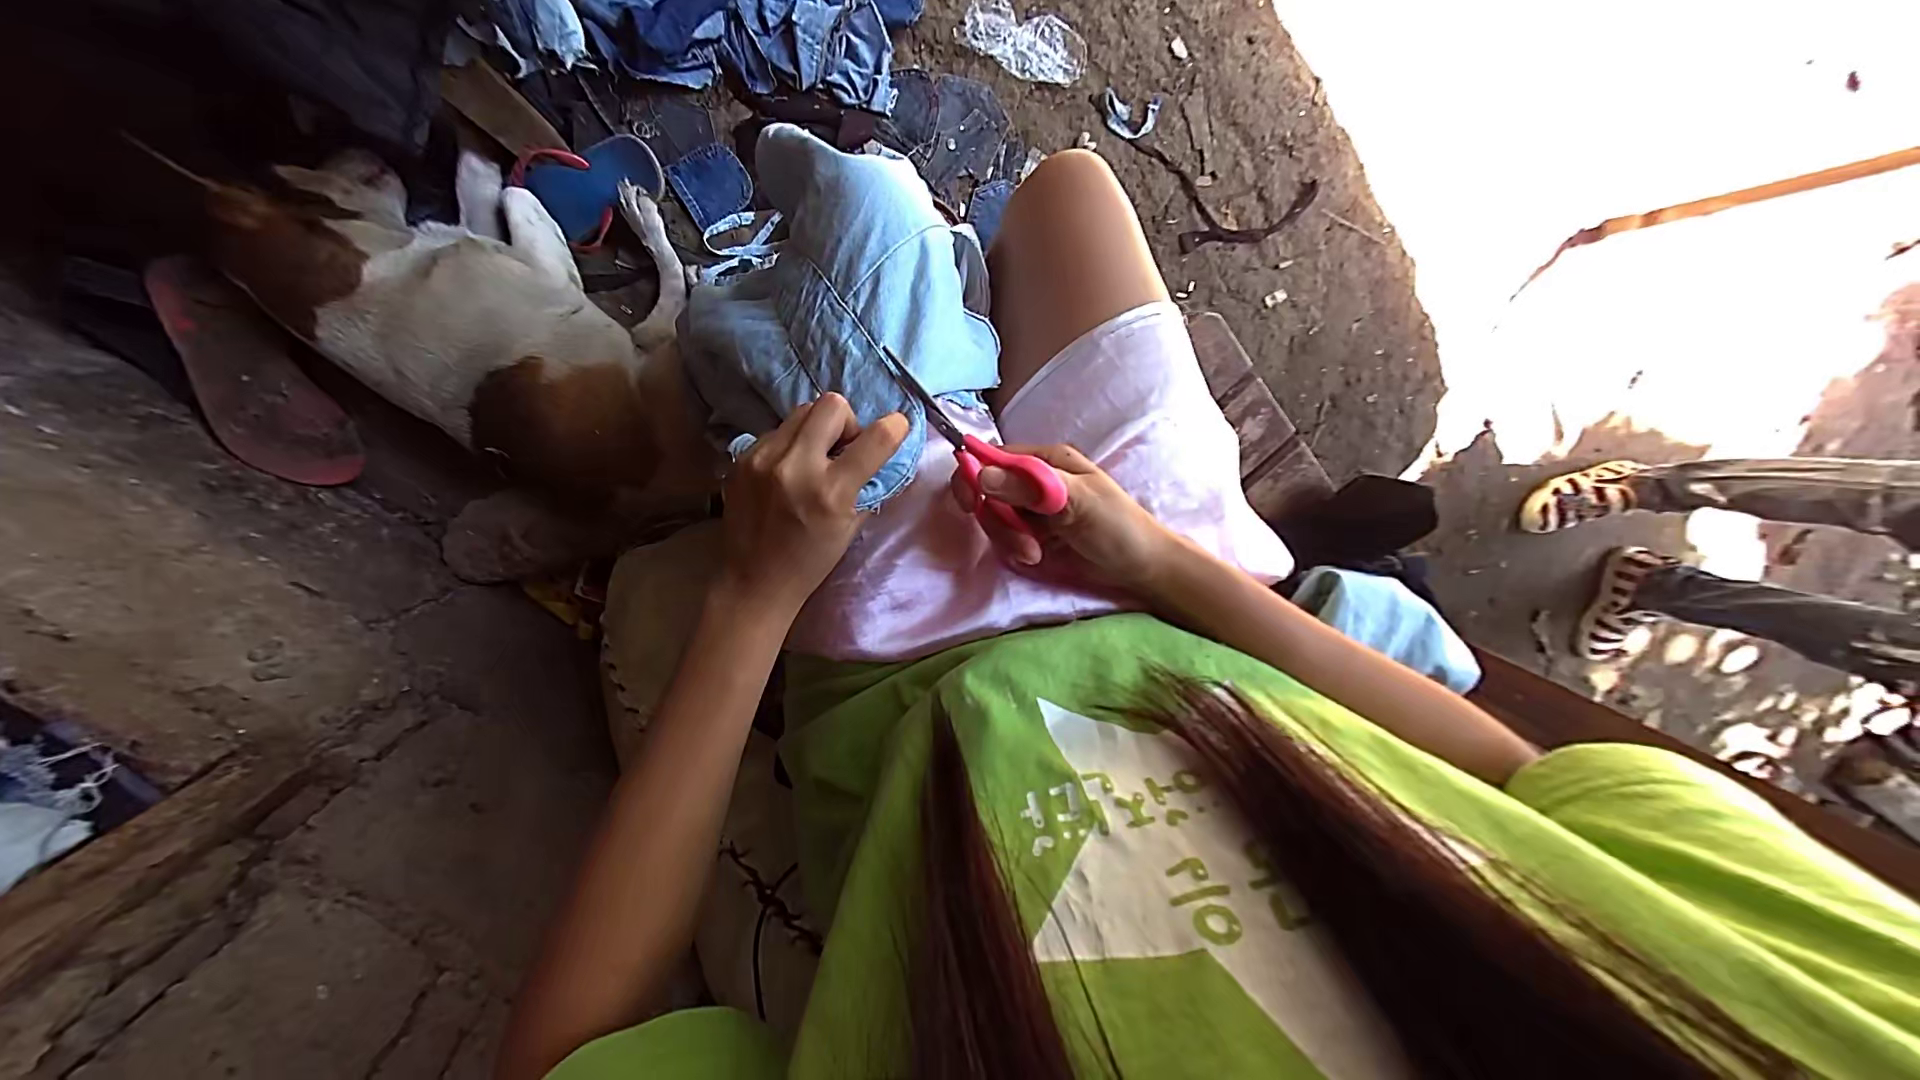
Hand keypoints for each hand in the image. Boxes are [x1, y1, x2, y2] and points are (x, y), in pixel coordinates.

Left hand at [718, 394, 907, 615]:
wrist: (754, 582)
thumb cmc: (811, 562)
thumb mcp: (852, 526)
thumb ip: (868, 484)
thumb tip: (882, 450)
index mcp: (830, 492)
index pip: (874, 438)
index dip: (893, 426)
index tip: (895, 427)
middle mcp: (795, 467)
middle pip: (832, 405)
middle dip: (847, 423)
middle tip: (844, 450)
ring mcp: (762, 459)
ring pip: (801, 412)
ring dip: (817, 430)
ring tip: (814, 459)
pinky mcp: (742, 459)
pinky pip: (776, 431)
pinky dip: (791, 444)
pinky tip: (787, 471)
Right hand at [951, 443, 1181, 592]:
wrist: (1140, 567)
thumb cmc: (1117, 526)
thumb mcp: (1077, 501)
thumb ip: (1030, 487)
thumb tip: (982, 474)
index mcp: (1045, 460)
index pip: (992, 457)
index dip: (973, 476)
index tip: (973, 504)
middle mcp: (1032, 480)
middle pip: (986, 491)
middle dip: (998, 519)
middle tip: (1023, 543)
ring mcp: (1030, 509)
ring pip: (993, 517)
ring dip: (1007, 539)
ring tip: (1035, 554)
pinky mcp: (1029, 534)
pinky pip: (1003, 538)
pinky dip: (1013, 550)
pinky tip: (1036, 557)